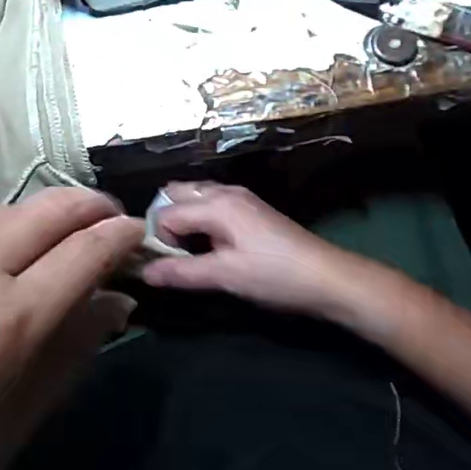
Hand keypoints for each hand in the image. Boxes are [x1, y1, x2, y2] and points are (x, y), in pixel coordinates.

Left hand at [0, 188, 143, 469]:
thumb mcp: (12, 422)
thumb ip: (74, 349)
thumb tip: (119, 300)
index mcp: (1, 323)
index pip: (85, 252)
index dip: (119, 237)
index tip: (137, 232)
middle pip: (50, 207)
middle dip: (89, 207)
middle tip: (108, 219)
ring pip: (3, 211)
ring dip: (35, 224)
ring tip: (44, 248)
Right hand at [143, 182, 397, 323]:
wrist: (326, 277)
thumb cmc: (274, 275)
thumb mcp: (225, 277)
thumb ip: (182, 272)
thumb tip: (144, 273)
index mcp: (216, 203)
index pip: (165, 213)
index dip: (157, 240)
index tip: (161, 267)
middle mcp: (225, 192)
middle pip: (177, 194)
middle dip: (165, 221)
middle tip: (170, 255)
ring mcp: (240, 198)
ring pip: (195, 198)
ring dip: (183, 220)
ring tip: (186, 254)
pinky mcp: (251, 210)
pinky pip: (212, 205)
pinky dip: (200, 221)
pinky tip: (208, 248)